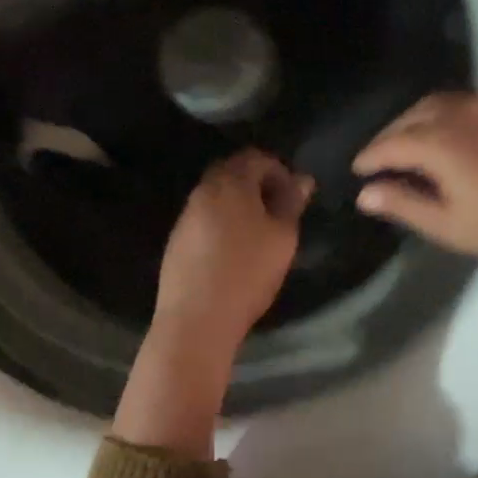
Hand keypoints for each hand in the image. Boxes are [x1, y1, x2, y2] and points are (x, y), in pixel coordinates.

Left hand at [154, 150, 314, 349]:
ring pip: (216, 194)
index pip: (255, 157)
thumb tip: (301, 179)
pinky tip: (232, 250)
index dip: (278, 170)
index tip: (293, 196)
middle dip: (257, 183)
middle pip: (232, 171)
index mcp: (230, 182)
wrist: (195, 319)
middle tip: (277, 211)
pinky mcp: (177, 239)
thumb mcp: (282, 238)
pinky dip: (221, 221)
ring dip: (238, 203)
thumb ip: (291, 204)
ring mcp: (186, 215)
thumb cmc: (247, 272)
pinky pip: (204, 217)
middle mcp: (203, 190)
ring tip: (257, 233)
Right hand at [353, 94, 477, 259]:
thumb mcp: (455, 225)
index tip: (358, 169)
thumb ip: (406, 205)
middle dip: (391, 133)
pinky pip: (468, 104)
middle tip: (381, 156)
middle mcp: (458, 112)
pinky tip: (458, 136)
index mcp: (438, 141)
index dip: (370, 156)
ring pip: (441, 103)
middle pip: (412, 115)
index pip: (390, 143)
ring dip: (419, 119)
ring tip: (414, 143)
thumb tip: (366, 194)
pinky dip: (450, 116)